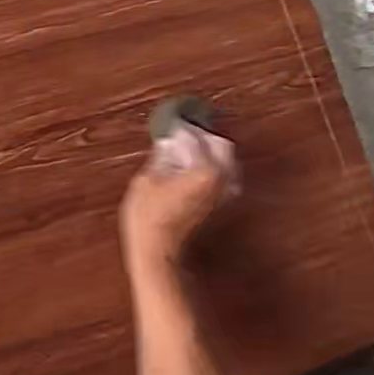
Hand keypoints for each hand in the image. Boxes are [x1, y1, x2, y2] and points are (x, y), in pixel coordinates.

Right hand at [119, 125, 240, 270]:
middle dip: (200, 136)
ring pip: (226, 158)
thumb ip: (163, 155)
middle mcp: (223, 179)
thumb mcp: (147, 178)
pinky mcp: (222, 201)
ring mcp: (226, 192)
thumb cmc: (148, 217)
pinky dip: (210, 165)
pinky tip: (191, 166)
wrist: (158, 249)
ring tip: (184, 148)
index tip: (170, 125)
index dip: (179, 129)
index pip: (194, 138)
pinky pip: (224, 172)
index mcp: (205, 170)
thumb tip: (170, 142)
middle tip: (179, 133)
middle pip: (220, 144)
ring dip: (207, 150)